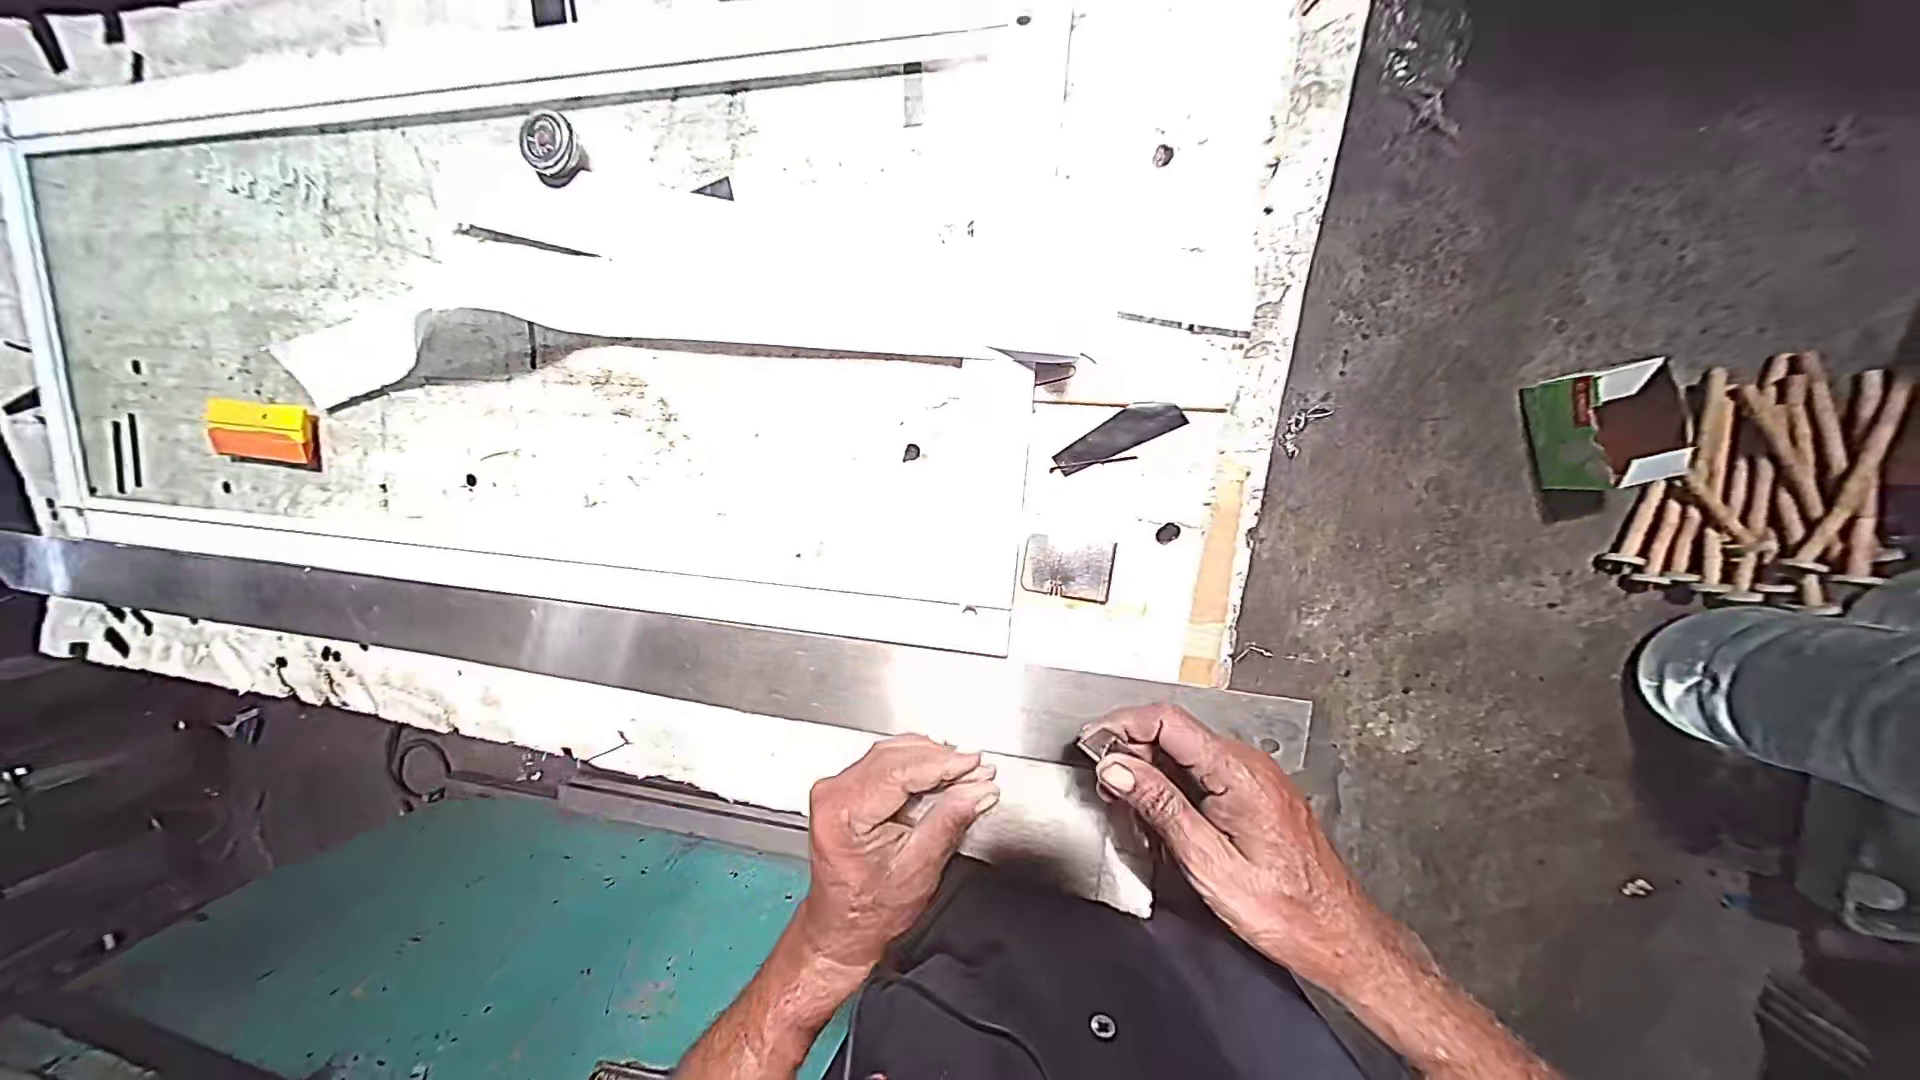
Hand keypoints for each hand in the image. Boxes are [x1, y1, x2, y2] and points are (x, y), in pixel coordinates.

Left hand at [794, 735, 999, 972]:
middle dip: (941, 759)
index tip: (972, 763)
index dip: (941, 763)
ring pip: (892, 752)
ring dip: (931, 757)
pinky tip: (939, 770)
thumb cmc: (868, 911)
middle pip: (895, 756)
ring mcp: (837, 786)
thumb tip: (976, 791)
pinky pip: (886, 761)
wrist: (843, 928)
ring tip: (964, 769)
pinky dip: (916, 762)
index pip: (899, 770)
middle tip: (977, 768)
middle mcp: (832, 792)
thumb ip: (948, 822)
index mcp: (841, 810)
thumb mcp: (917, 869)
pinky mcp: (847, 786)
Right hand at [1085, 705, 1387, 990]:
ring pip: (1183, 748)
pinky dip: (1169, 778)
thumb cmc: (1285, 911)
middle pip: (1172, 730)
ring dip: (1147, 765)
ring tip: (1126, 799)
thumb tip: (1117, 767)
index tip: (1093, 742)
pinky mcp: (1251, 787)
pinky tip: (1158, 806)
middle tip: (1105, 781)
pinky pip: (1199, 766)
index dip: (1121, 724)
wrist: (1340, 935)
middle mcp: (1247, 762)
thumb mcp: (1208, 861)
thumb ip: (1159, 806)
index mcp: (1237, 773)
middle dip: (1129, 748)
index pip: (1166, 720)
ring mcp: (1252, 773)